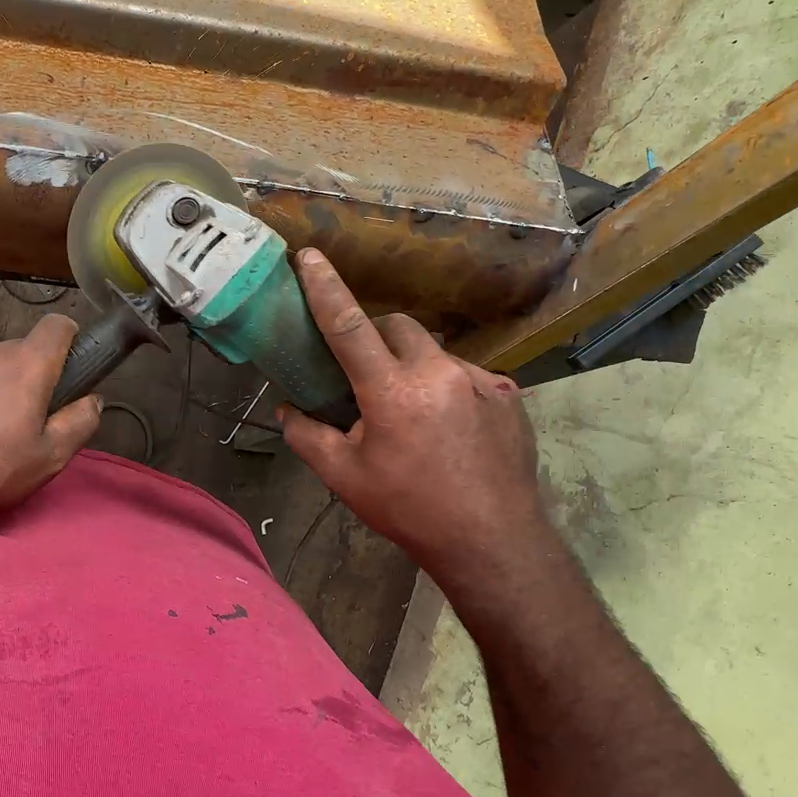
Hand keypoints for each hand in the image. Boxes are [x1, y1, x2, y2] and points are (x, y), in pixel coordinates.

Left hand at [0, 313, 102, 542]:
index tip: (73, 371)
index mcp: (27, 364)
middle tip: (39, 417)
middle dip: (40, 373)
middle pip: (28, 348)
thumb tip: (93, 399)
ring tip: (4, 429)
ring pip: (0, 364)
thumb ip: (81, 420)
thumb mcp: (51, 455)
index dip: (72, 340)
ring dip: (9, 385)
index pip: (58, 325)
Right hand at [276, 248, 548, 580]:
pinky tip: (444, 430)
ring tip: (407, 414)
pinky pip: (464, 376)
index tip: (308, 257)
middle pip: (398, 326)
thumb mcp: (342, 476)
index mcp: (391, 391)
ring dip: (410, 367)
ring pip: (432, 351)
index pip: (348, 326)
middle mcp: (438, 373)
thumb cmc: (407, 507)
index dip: (324, 288)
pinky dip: (443, 389)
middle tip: (361, 374)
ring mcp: (479, 382)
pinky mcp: (507, 397)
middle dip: (374, 336)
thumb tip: (290, 410)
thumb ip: (307, 436)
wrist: (492, 539)